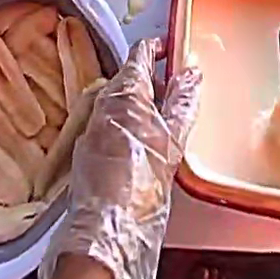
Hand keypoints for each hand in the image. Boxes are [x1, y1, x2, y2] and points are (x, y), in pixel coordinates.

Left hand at [39, 38, 200, 278]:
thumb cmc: (139, 184)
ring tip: (164, 121)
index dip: (157, 46)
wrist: (106, 231)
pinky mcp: (87, 149)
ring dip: (141, 104)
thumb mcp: (172, 139)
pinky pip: (110, 124)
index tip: (169, 48)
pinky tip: (142, 145)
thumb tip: (191, 74)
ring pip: (120, 102)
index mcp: (124, 91)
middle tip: (176, 90)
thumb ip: (182, 102)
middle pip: (130, 78)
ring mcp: (92, 125)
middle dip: (153, 80)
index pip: (140, 53)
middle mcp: (103, 102)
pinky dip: (128, 124)